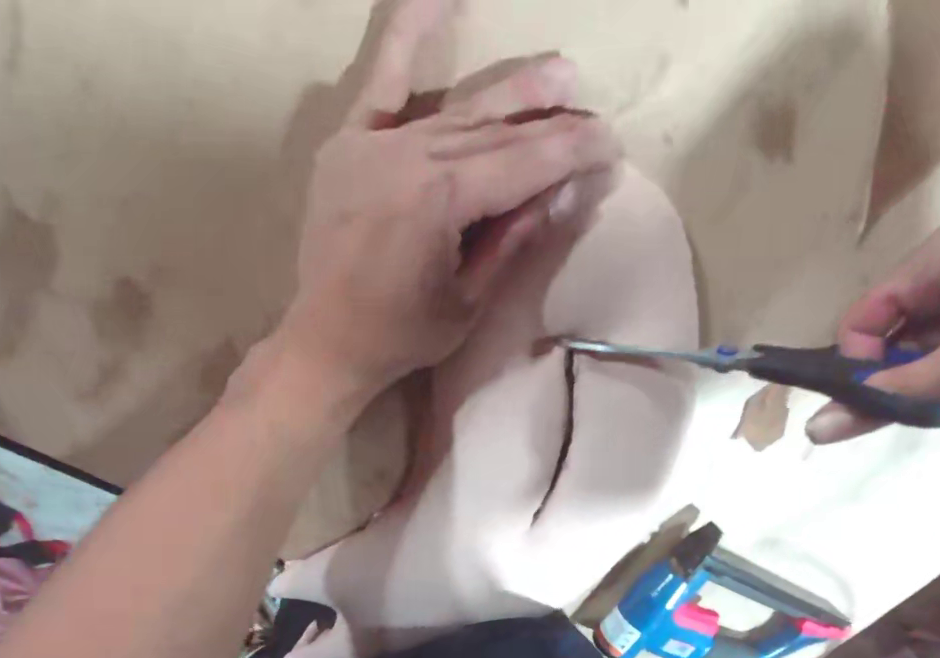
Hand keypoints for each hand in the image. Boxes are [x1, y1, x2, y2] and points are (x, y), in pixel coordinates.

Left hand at [260, 0, 618, 405]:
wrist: (328, 340)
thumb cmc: (404, 334)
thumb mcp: (471, 299)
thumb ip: (513, 240)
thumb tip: (562, 195)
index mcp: (441, 200)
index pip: (524, 164)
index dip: (571, 154)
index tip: (611, 147)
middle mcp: (410, 156)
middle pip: (497, 132)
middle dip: (552, 125)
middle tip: (596, 119)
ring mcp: (376, 143)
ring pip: (458, 110)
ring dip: (512, 92)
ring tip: (559, 72)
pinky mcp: (350, 143)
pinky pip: (381, 79)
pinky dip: (408, 35)